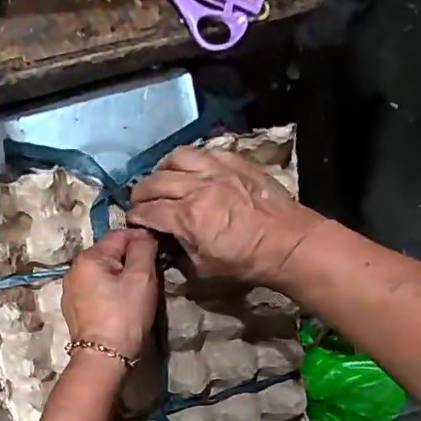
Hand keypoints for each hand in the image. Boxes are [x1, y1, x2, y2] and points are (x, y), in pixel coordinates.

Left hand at [63, 229, 158, 361]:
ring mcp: (71, 290)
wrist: (102, 358)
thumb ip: (143, 249)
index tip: (159, 252)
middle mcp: (74, 270)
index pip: (119, 235)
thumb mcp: (141, 277)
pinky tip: (120, 304)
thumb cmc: (124, 315)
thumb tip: (144, 235)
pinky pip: (95, 290)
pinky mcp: (74, 309)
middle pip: (109, 253)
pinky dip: (109, 291)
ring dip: (120, 276)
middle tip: (151, 274)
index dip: (142, 239)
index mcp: (88, 257)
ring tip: (137, 290)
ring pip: (102, 272)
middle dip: (130, 259)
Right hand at [129, 146, 327, 284]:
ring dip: (162, 170)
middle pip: (154, 182)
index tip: (133, 221)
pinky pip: (202, 151)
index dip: (135, 217)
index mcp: (188, 218)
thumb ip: (178, 251)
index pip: (148, 211)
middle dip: (141, 194)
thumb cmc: (246, 262)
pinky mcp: (234, 161)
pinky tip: (189, 170)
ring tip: (162, 180)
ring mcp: (217, 170)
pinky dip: (189, 160)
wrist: (288, 243)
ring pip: (175, 158)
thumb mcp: (204, 269)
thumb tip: (164, 240)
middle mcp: (197, 187)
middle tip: (141, 202)